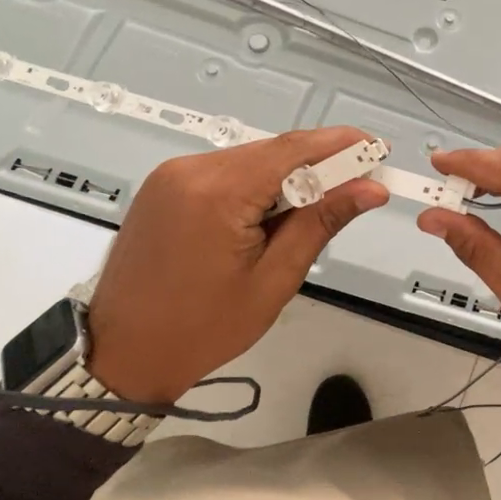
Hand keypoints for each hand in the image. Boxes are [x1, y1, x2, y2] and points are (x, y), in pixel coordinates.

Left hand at [86, 127, 388, 402]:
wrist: (121, 354)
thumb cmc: (203, 328)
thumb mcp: (275, 278)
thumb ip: (322, 221)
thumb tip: (370, 187)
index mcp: (218, 193)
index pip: (294, 150)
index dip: (341, 145)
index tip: (379, 150)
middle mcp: (192, 170)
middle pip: (274, 150)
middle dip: (320, 162)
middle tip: (361, 182)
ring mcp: (173, 175)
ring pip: (252, 158)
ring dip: (290, 175)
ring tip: (321, 205)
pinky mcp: (165, 186)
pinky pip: (227, 170)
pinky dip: (259, 183)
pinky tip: (276, 211)